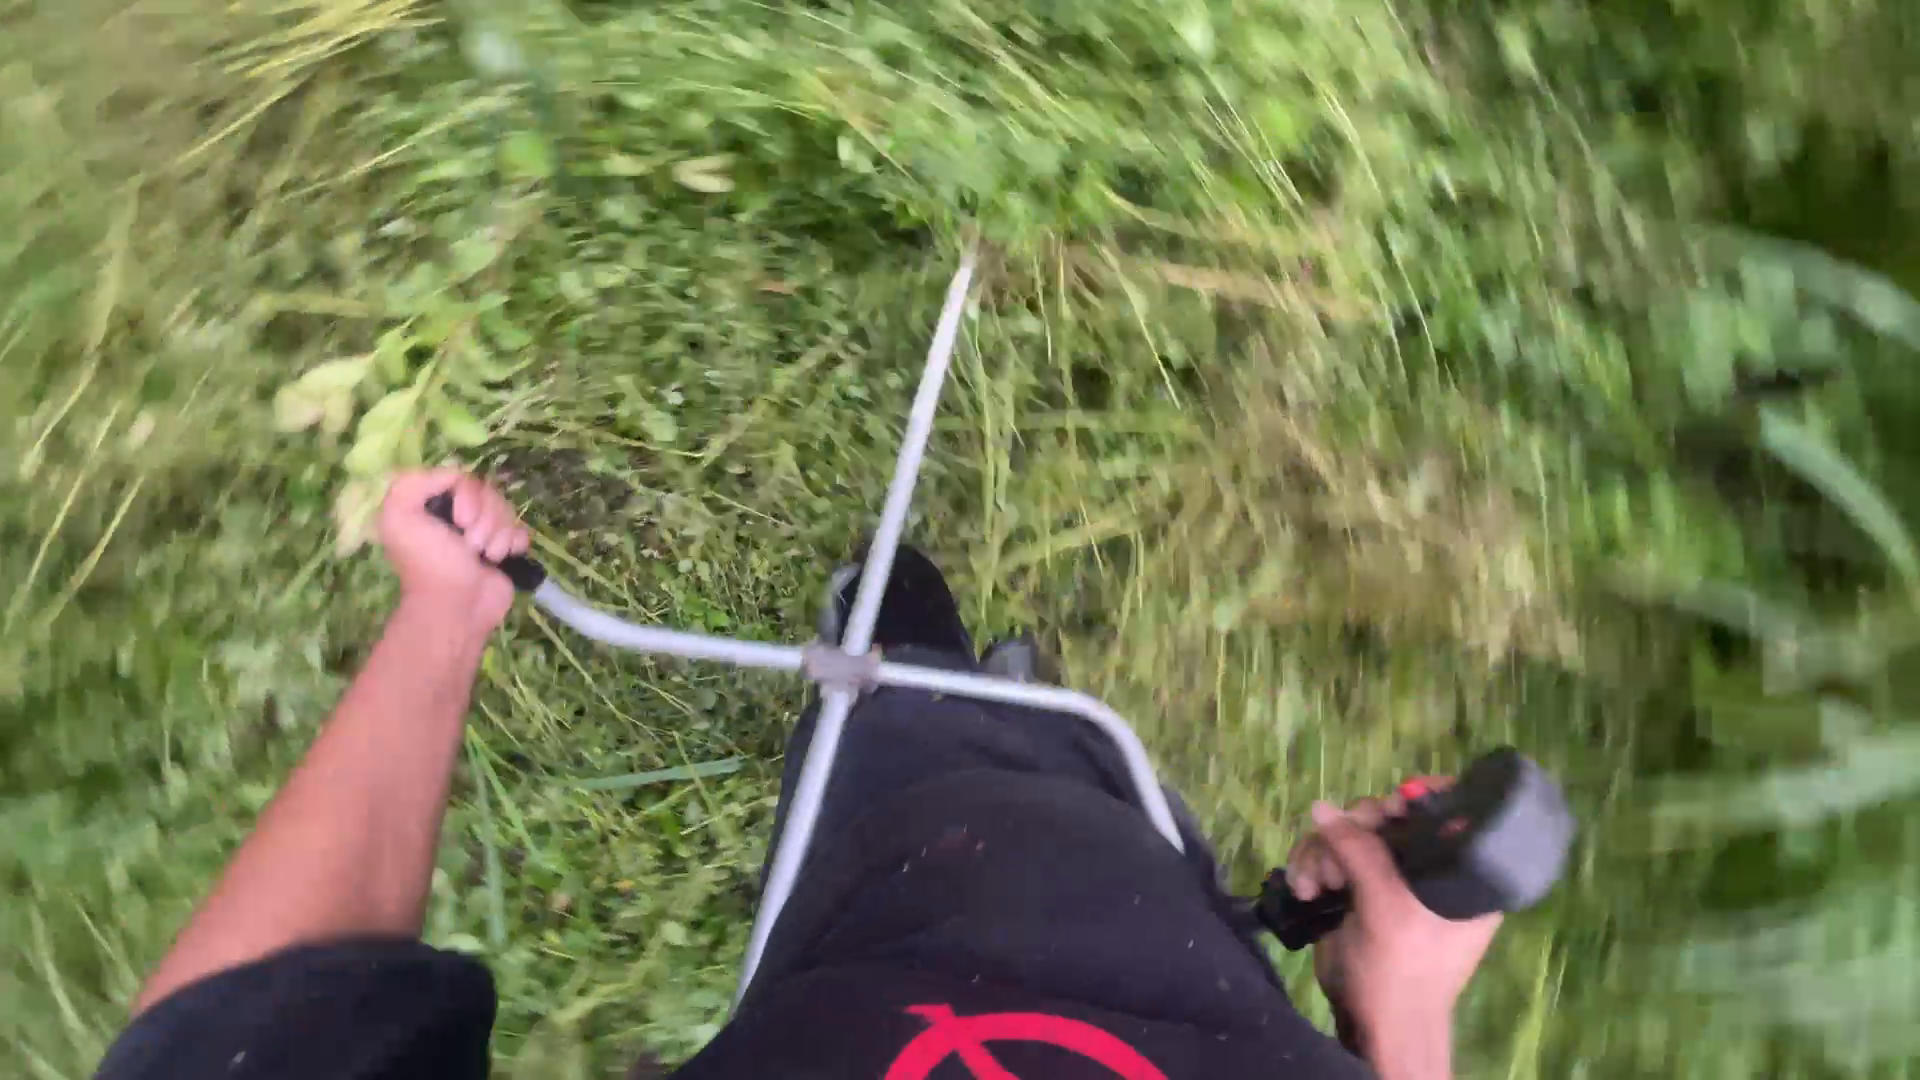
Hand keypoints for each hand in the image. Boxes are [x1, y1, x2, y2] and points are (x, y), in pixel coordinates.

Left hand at [377, 469, 528, 635]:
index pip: (465, 478)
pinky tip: (501, 558)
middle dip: (486, 519)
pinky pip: (521, 530)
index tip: (460, 520)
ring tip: (485, 556)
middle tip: (471, 544)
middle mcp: (456, 514)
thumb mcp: (400, 516)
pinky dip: (514, 544)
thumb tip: (455, 475)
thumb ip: (413, 483)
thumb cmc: (430, 562)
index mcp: (431, 504)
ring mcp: (484, 530)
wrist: (460, 604)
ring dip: (499, 535)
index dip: (470, 496)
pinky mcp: (505, 547)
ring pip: (507, 511)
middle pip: (490, 493)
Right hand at [1286, 791, 1499, 1079]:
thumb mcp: (1387, 908)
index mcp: (1457, 873)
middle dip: (1349, 835)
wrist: (1373, 1025)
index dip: (1419, 799)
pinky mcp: (1352, 886)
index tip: (1388, 809)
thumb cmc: (1403, 972)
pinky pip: (1324, 852)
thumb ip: (1358, 852)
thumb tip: (1321, 808)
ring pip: (1345, 833)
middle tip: (1338, 862)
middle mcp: (1423, 868)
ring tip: (1316, 886)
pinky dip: (1309, 866)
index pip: (1448, 815)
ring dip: (1320, 854)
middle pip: (1382, 817)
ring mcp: (1384, 876)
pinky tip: (1306, 890)